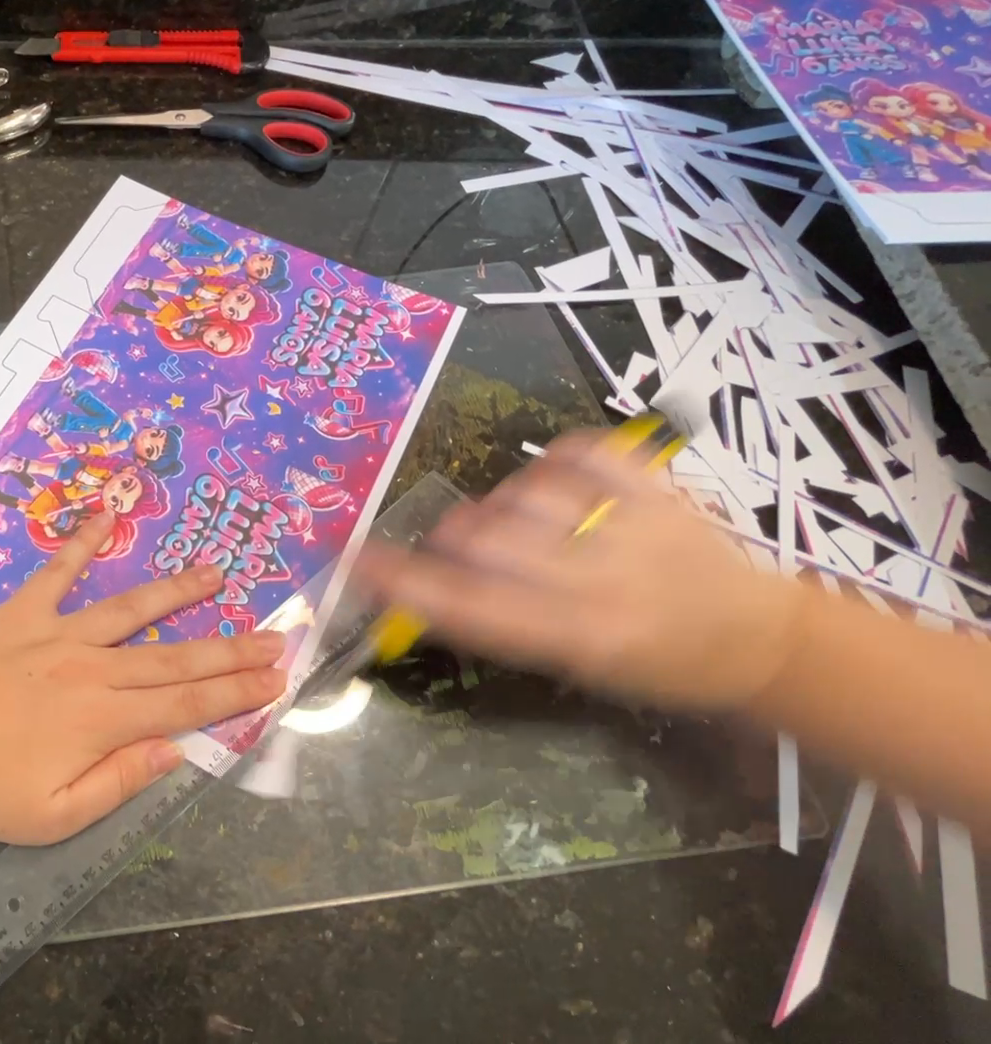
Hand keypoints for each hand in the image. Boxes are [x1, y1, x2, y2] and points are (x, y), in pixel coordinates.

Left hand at [0, 511, 286, 843]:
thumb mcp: (53, 814)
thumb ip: (120, 781)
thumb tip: (175, 749)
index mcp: (103, 720)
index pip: (187, 705)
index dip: (236, 693)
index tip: (276, 679)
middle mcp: (91, 667)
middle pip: (174, 658)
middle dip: (231, 649)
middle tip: (276, 637)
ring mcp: (55, 632)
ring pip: (131, 609)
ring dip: (179, 592)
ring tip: (218, 574)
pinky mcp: (19, 612)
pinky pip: (57, 571)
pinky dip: (82, 543)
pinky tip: (106, 517)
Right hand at [351, 432, 803, 711]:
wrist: (760, 640)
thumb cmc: (649, 668)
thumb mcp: (566, 667)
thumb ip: (492, 622)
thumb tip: (417, 587)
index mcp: (577, 636)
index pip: (467, 605)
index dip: (402, 580)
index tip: (358, 562)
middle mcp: (602, 579)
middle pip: (484, 537)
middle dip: (449, 538)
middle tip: (453, 547)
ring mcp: (632, 526)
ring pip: (521, 491)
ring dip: (497, 504)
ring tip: (516, 523)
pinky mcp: (656, 488)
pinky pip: (577, 451)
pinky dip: (549, 461)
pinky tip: (549, 483)